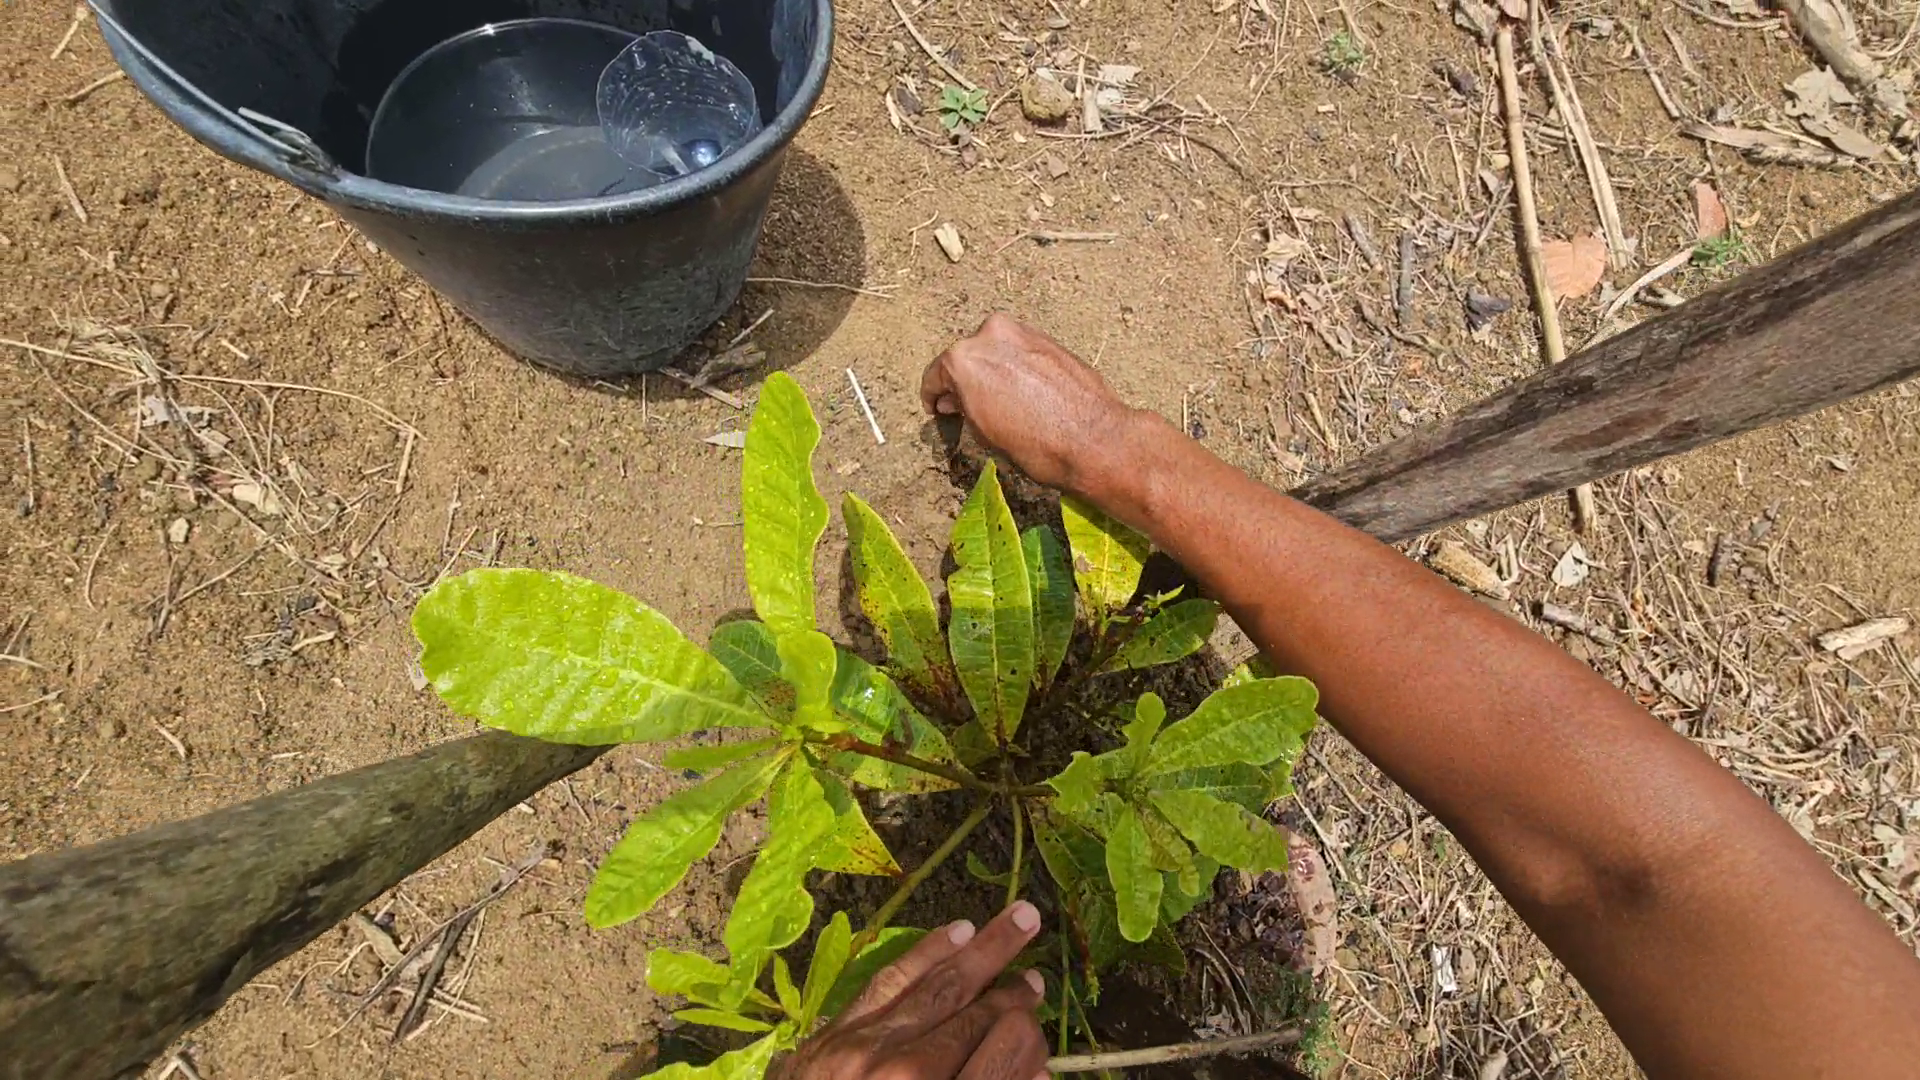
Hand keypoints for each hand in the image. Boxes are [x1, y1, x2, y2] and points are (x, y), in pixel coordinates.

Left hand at [774, 902, 1048, 1079]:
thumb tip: (1034, 1069)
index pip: (1002, 1053)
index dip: (1029, 1039)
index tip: (1038, 1029)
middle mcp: (901, 1077)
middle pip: (973, 1015)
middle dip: (1014, 992)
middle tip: (1039, 974)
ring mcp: (860, 1052)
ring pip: (936, 985)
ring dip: (982, 950)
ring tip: (1018, 920)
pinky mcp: (831, 1037)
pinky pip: (888, 980)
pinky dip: (926, 952)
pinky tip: (956, 932)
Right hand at [920, 314, 1140, 495]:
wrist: (1092, 439)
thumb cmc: (1035, 444)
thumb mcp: (983, 433)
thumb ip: (963, 407)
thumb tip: (955, 399)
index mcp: (962, 359)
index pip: (935, 376)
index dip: (933, 397)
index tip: (937, 408)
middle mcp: (989, 335)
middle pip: (965, 359)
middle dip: (963, 381)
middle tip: (966, 408)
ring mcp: (1021, 332)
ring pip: (993, 352)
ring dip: (990, 372)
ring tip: (998, 402)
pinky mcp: (1048, 338)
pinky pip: (1018, 352)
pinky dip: (1014, 368)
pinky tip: (1023, 394)